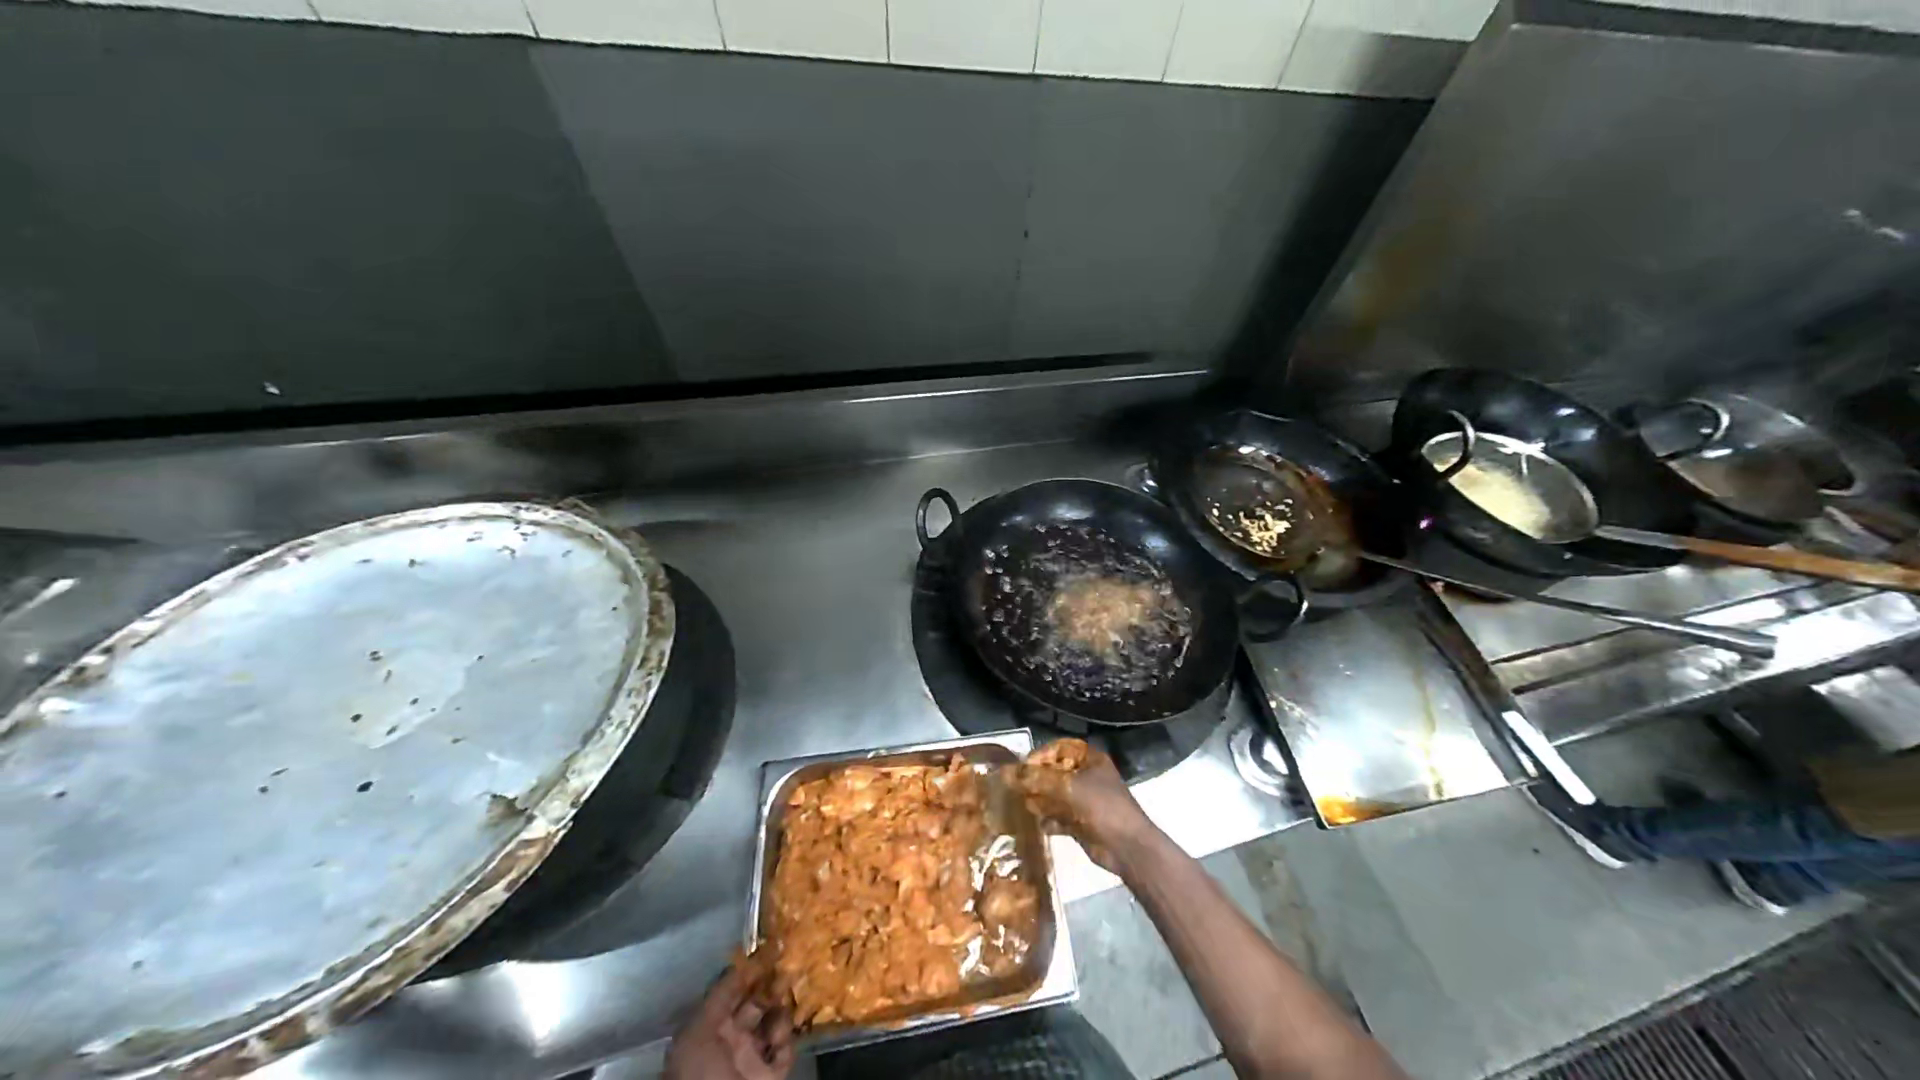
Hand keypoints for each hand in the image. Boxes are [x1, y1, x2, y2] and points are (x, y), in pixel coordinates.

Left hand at [664, 966, 793, 1079]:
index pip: (734, 990)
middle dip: (772, 989)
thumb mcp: (699, 1028)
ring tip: (777, 1021)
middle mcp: (734, 1038)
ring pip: (776, 1024)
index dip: (750, 972)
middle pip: (759, 1003)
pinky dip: (786, 1044)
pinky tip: (778, 1043)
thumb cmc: (698, 1071)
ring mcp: (754, 1057)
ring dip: (781, 1017)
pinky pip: (787, 1052)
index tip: (769, 952)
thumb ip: (721, 994)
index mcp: (712, 1025)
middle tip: (786, 974)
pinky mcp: (771, 1076)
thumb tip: (744, 960)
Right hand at [1010, 743, 1154, 872]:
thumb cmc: (1101, 807)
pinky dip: (1048, 819)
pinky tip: (1039, 823)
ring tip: (1025, 805)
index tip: (1022, 768)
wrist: (1127, 847)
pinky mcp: (1080, 822)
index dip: (1039, 756)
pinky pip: (1058, 816)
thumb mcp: (1069, 787)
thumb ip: (1037, 778)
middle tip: (1016, 788)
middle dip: (1036, 780)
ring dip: (1039, 800)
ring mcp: (1084, 800)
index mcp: (1089, 759)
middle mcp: (1086, 776)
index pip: (1058, 749)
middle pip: (1054, 772)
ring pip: (1054, 795)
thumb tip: (1006, 772)